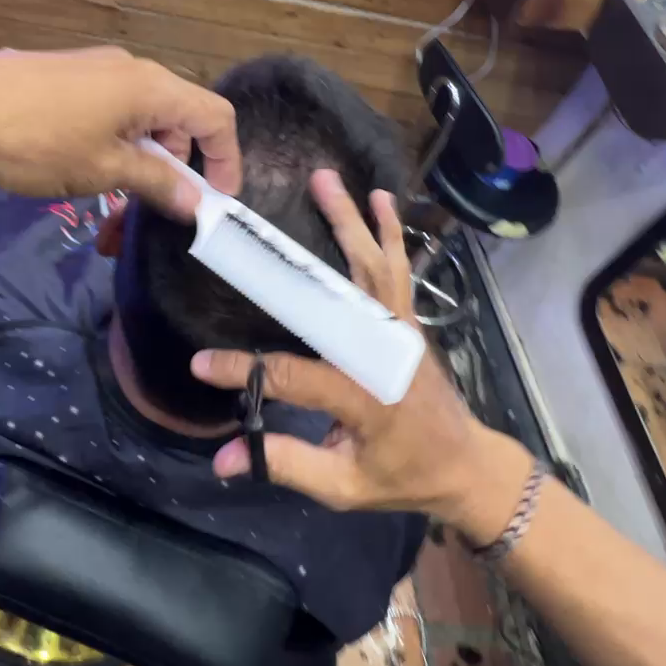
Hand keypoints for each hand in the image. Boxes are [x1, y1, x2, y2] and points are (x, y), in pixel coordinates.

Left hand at [0, 47, 239, 217]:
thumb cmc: (36, 139)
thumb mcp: (103, 168)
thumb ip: (157, 183)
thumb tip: (197, 203)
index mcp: (151, 86)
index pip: (215, 116)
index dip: (227, 159)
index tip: (218, 202)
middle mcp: (132, 69)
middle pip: (179, 117)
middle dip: (178, 164)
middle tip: (154, 205)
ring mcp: (98, 69)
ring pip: (143, 117)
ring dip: (143, 158)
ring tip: (113, 195)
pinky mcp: (69, 77)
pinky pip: (112, 111)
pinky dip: (116, 142)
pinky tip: (84, 167)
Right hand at [190, 175, 534, 537]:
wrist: (465, 465)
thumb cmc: (402, 476)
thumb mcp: (343, 485)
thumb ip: (287, 464)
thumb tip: (224, 459)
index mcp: (363, 395)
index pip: (292, 377)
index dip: (243, 372)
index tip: (200, 365)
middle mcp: (382, 350)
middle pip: (341, 292)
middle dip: (301, 256)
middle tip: (270, 221)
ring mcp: (400, 329)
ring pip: (373, 266)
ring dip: (350, 221)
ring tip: (328, 180)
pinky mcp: (407, 320)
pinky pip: (397, 270)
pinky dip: (390, 233)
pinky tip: (382, 201)